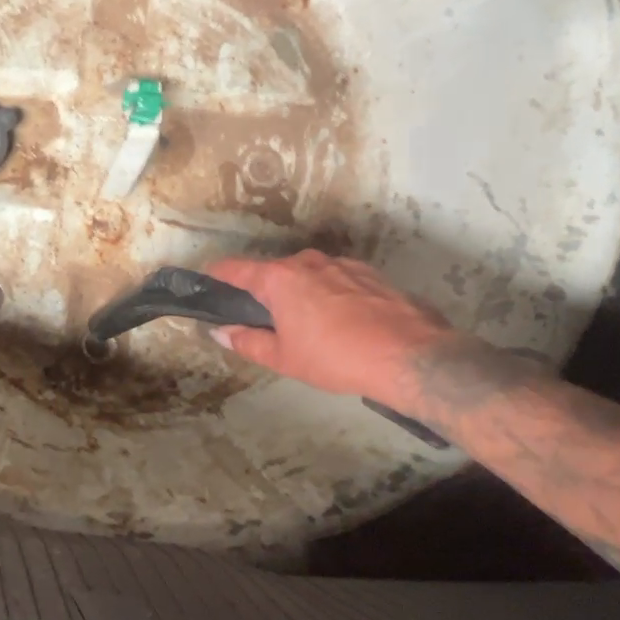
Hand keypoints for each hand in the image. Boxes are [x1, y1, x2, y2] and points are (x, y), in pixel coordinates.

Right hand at [204, 251, 456, 410]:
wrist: (412, 357)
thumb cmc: (336, 357)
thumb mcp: (282, 358)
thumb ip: (247, 341)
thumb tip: (220, 331)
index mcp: (279, 278)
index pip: (233, 268)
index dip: (216, 276)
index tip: (207, 285)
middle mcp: (308, 262)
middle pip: (273, 272)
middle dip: (264, 292)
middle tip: (264, 320)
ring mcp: (344, 265)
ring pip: (309, 275)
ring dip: (301, 293)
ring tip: (308, 325)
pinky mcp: (373, 275)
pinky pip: (339, 281)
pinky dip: (331, 296)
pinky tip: (343, 323)